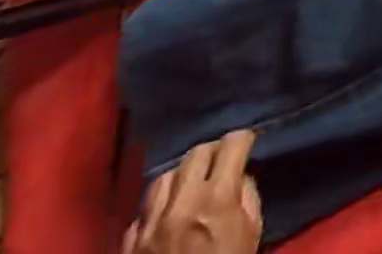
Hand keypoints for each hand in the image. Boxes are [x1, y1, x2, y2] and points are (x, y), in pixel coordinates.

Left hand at [124, 130, 262, 253]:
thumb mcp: (251, 234)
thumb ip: (246, 197)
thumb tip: (239, 176)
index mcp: (216, 199)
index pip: (231, 146)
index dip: (243, 138)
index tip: (247, 141)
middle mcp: (181, 203)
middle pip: (196, 154)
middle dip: (213, 151)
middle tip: (221, 159)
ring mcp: (150, 224)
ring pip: (165, 177)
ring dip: (182, 175)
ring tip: (191, 184)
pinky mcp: (130, 244)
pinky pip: (144, 210)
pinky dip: (159, 206)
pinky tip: (168, 215)